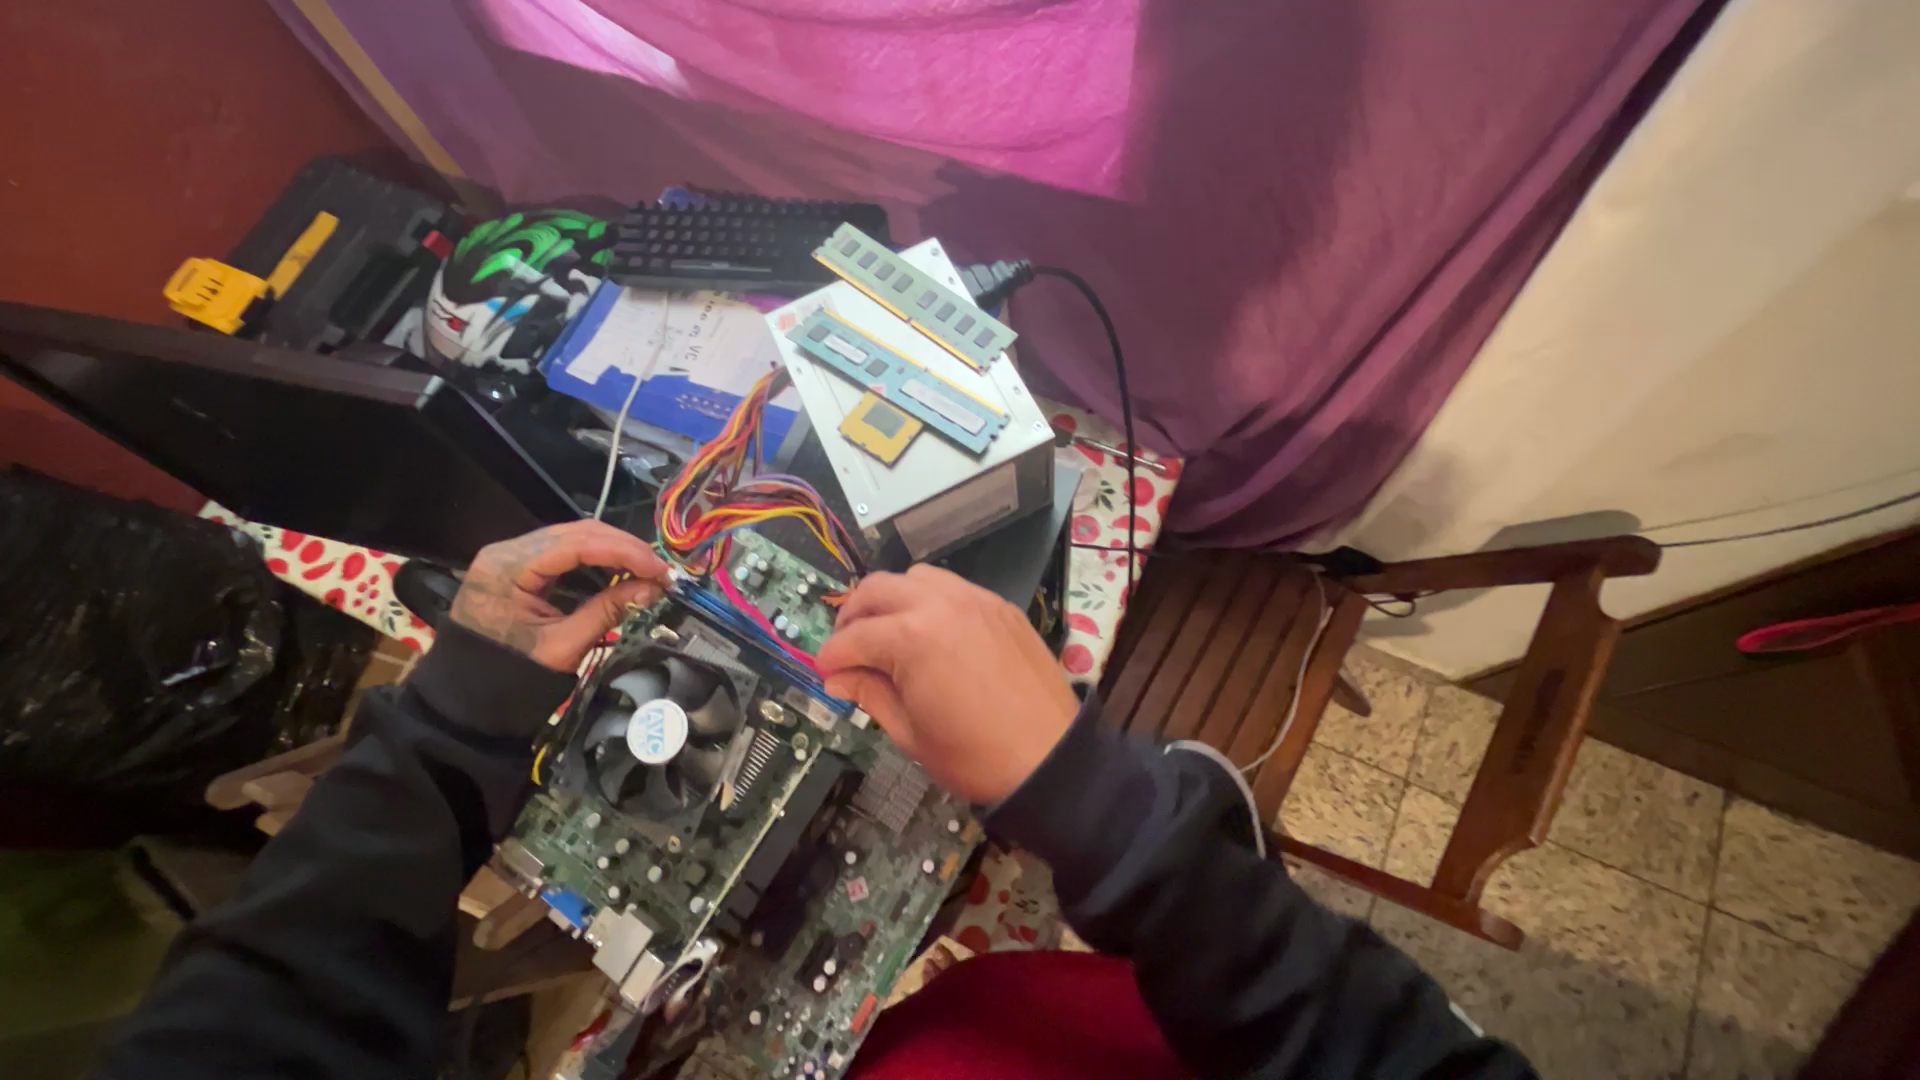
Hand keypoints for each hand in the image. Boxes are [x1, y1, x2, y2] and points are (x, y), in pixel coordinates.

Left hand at [449, 521, 670, 671]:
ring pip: (575, 537)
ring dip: (615, 550)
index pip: (577, 543)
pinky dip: (599, 559)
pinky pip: (566, 552)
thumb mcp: (563, 646)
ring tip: (647, 571)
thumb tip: (655, 588)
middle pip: (578, 532)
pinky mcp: (521, 568)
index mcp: (508, 568)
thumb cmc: (510, 676)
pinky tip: (622, 572)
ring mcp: (512, 557)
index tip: (660, 570)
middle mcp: (507, 551)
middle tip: (661, 570)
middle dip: (625, 548)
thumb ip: (608, 611)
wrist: (465, 700)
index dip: (625, 552)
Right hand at [816, 565, 1076, 802]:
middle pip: (877, 589)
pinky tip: (931, 631)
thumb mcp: (910, 733)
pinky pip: (953, 586)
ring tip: (888, 632)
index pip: (854, 637)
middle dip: (853, 616)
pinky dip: (930, 600)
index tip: (825, 673)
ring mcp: (975, 599)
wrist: (1051, 759)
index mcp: (911, 637)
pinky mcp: (1000, 606)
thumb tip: (839, 676)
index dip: (831, 658)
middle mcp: (940, 604)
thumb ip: (870, 693)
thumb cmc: (974, 756)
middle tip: (848, 648)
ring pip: (915, 577)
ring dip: (892, 599)